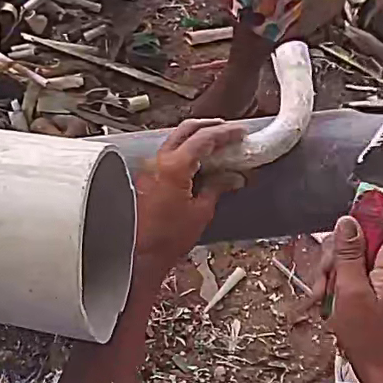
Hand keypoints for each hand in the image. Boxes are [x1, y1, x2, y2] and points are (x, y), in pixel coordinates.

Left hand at [133, 119, 246, 278]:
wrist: (142, 255)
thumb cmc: (166, 239)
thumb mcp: (201, 212)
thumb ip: (217, 188)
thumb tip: (231, 178)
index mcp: (174, 167)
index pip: (204, 138)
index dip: (225, 133)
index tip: (239, 132)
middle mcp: (158, 162)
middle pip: (187, 130)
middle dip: (210, 127)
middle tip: (228, 131)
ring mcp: (150, 168)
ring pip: (176, 139)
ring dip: (196, 138)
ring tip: (217, 144)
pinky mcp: (147, 177)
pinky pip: (168, 154)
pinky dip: (186, 151)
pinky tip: (199, 161)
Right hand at [312, 197, 382, 375]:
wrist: (376, 365)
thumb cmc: (366, 334)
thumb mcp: (350, 291)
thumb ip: (348, 254)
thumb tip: (347, 221)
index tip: (355, 207)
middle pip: (369, 229)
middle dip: (342, 243)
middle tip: (329, 268)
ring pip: (355, 248)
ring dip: (335, 264)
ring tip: (325, 289)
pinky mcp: (375, 282)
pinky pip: (354, 266)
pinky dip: (338, 276)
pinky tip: (327, 294)